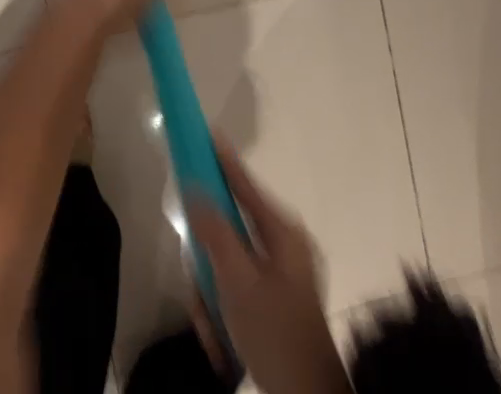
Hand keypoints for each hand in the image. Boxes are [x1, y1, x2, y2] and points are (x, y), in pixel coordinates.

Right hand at [189, 148, 350, 393]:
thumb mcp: (238, 283)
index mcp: (281, 234)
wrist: (305, 393)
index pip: (244, 185)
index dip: (222, 159)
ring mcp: (276, 273)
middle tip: (205, 300)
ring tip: (218, 333)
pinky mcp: (270, 297)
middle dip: (206, 272)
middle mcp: (280, 246)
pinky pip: (232, 289)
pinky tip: (223, 342)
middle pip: (225, 235)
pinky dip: (221, 313)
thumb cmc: (275, 332)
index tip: (206, 131)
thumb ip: (215, 233)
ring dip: (211, 300)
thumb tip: (195, 186)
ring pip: (223, 267)